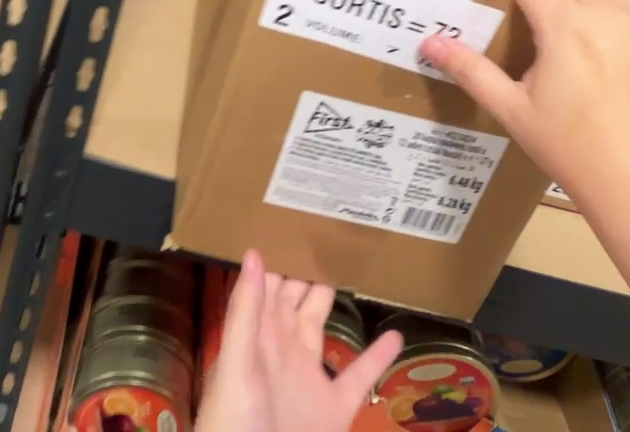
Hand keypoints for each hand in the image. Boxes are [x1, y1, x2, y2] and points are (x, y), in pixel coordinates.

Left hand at [195, 250, 401, 431]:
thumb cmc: (233, 423)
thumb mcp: (236, 364)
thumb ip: (246, 311)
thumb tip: (255, 252)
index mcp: (257, 335)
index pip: (269, 283)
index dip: (281, 253)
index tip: (298, 219)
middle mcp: (282, 349)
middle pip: (297, 298)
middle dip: (308, 266)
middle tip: (329, 231)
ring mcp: (308, 379)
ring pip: (323, 327)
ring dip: (335, 300)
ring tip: (356, 267)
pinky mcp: (334, 410)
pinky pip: (358, 377)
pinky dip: (377, 357)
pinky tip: (396, 336)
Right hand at [417, 0, 629, 204]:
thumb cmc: (574, 152)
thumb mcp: (513, 111)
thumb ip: (471, 70)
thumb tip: (429, 42)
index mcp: (566, 25)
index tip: (488, 0)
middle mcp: (606, 13)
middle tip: (515, 16)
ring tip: (555, 28)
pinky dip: (607, 6)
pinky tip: (598, 37)